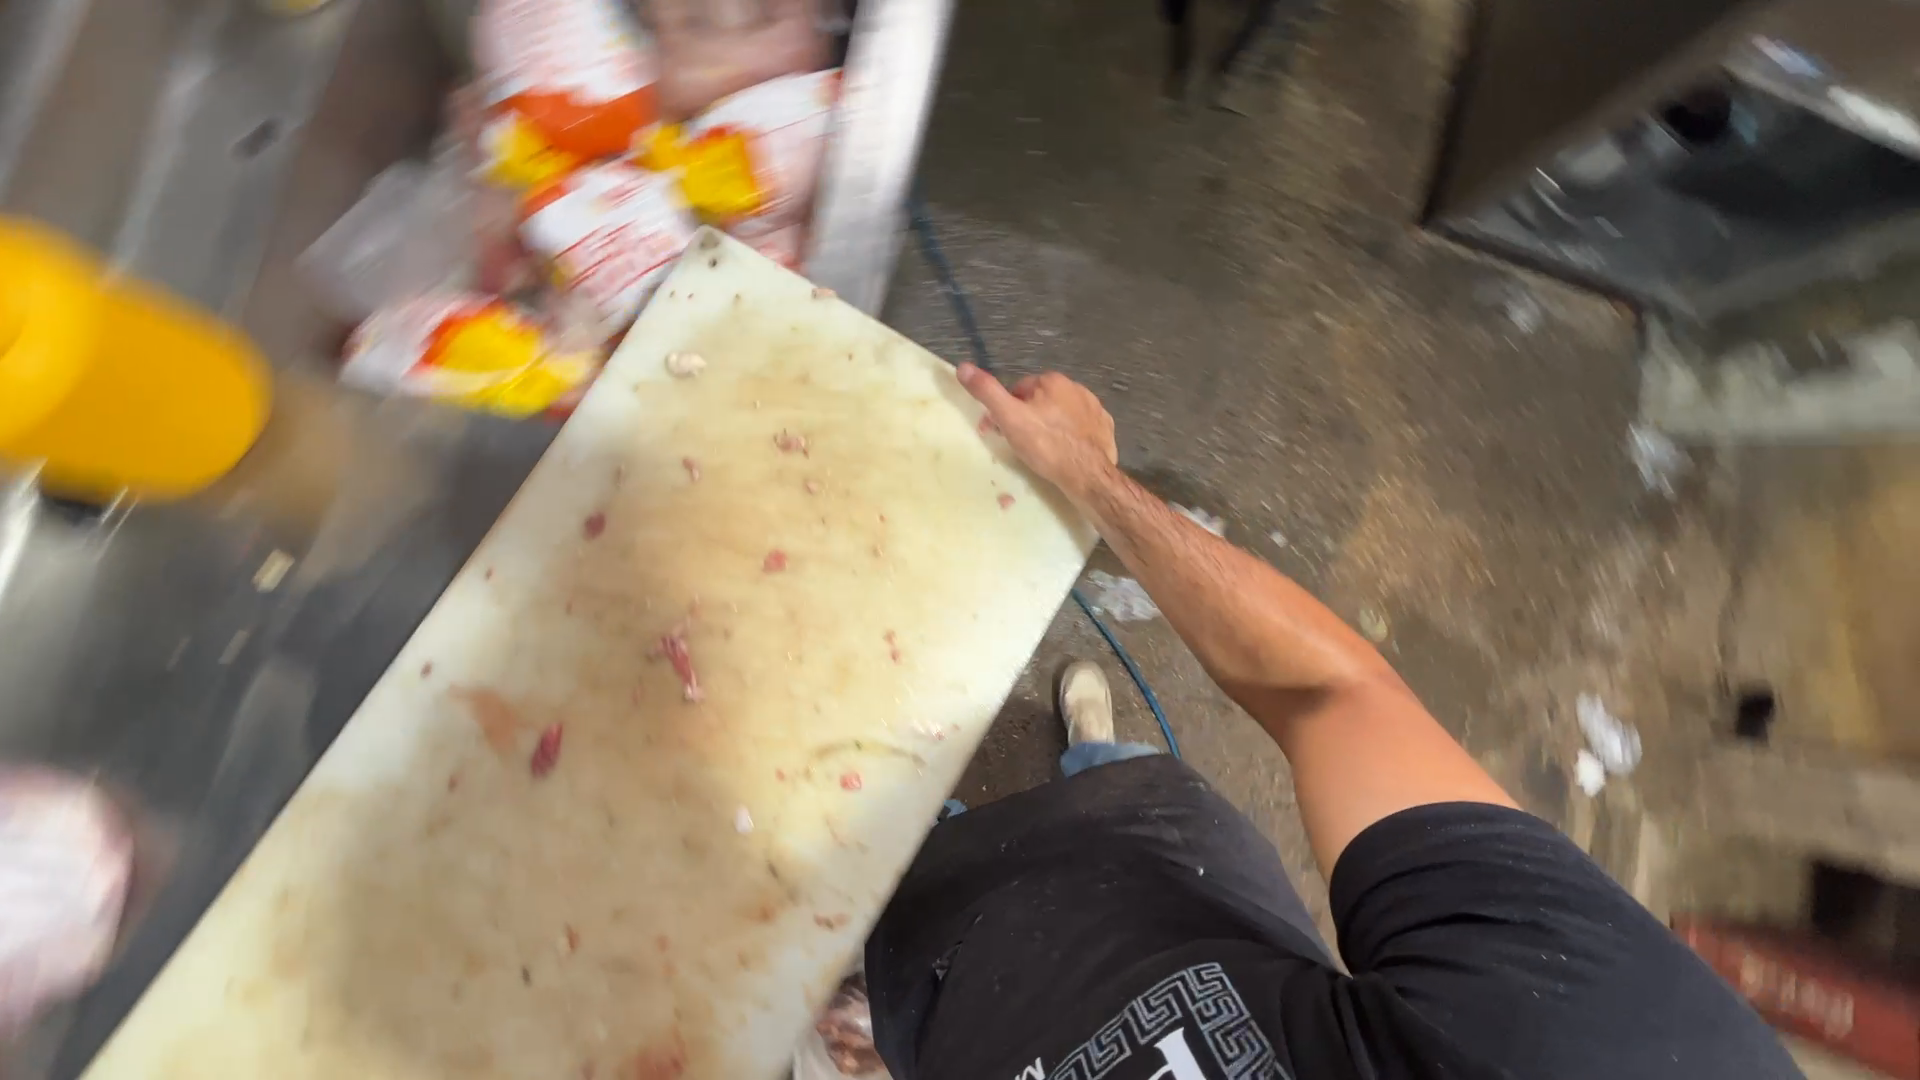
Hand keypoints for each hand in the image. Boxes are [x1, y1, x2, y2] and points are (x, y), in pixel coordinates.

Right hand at [957, 364, 1118, 501]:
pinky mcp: (1105, 427)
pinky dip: (1073, 436)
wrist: (1087, 475)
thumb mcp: (1010, 418)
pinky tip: (1066, 452)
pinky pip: (1082, 427)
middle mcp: (1076, 387)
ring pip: (1063, 413)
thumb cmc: (1045, 445)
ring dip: (1051, 425)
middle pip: (1042, 401)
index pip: (1020, 390)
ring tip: (1045, 451)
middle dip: (1030, 417)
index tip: (1004, 431)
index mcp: (1052, 381)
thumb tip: (963, 367)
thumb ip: (987, 392)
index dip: (1008, 410)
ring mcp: (1094, 407)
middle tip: (1023, 443)